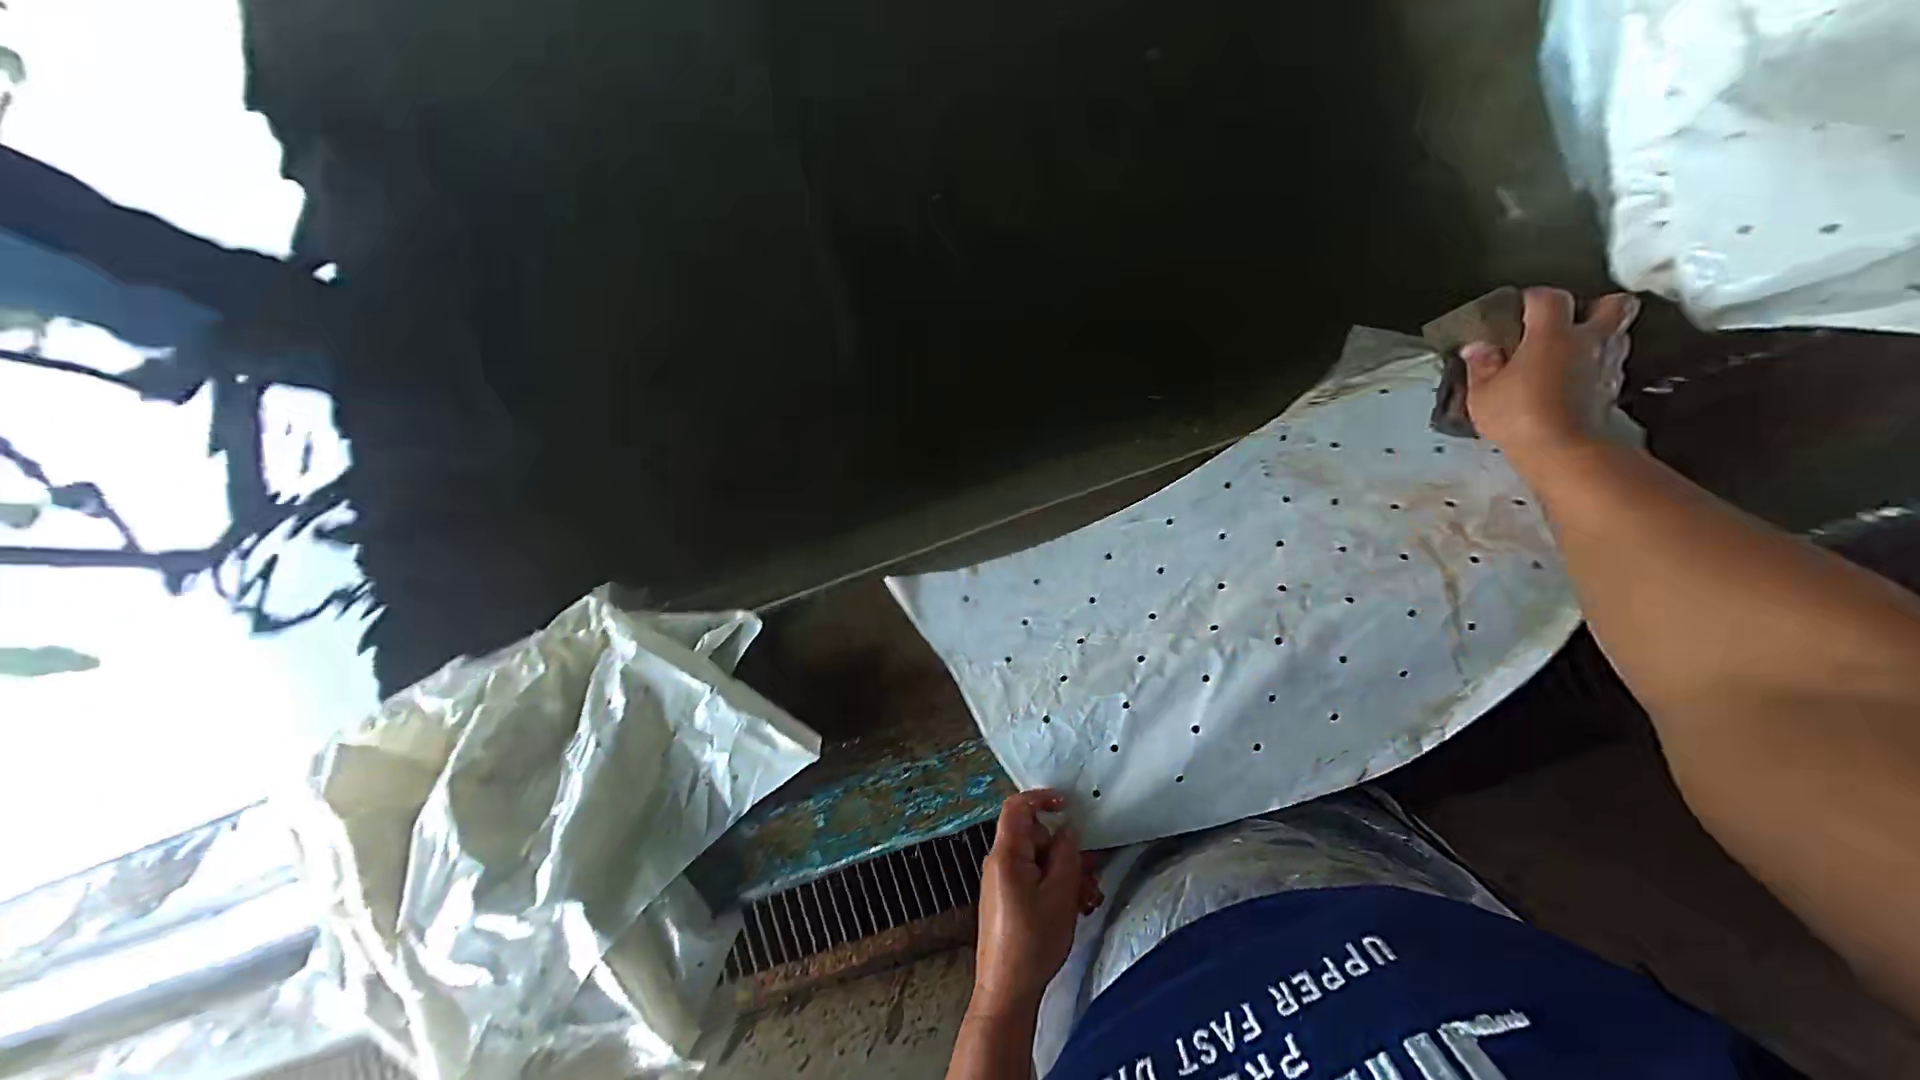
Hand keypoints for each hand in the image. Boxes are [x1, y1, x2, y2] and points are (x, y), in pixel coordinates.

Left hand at [971, 790, 1102, 1017]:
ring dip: (1064, 872)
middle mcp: (1000, 862)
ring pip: (1038, 860)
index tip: (1068, 803)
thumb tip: (1068, 829)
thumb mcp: (1060, 895)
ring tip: (1085, 899)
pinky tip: (1073, 908)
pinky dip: (1053, 886)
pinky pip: (1033, 879)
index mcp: (1006, 854)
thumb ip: (1066, 856)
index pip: (1017, 807)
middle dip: (1064, 850)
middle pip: (1034, 836)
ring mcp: (1002, 881)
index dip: (1042, 798)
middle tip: (1090, 873)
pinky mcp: (1007, 898)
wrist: (1007, 990)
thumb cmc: (1033, 941)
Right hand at [1462, 288, 1639, 462]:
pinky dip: (1595, 366)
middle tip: (1567, 319)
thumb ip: (1481, 365)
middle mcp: (1589, 341)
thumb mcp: (1483, 392)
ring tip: (1569, 350)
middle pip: (1612, 303)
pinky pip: (1611, 364)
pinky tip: (1573, 378)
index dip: (1533, 298)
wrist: (1562, 450)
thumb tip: (1478, 349)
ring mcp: (1607, 364)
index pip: (1549, 298)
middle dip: (1593, 306)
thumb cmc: (1520, 416)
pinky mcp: (1613, 388)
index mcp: (1553, 334)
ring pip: (1618, 333)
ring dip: (1598, 336)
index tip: (1519, 305)